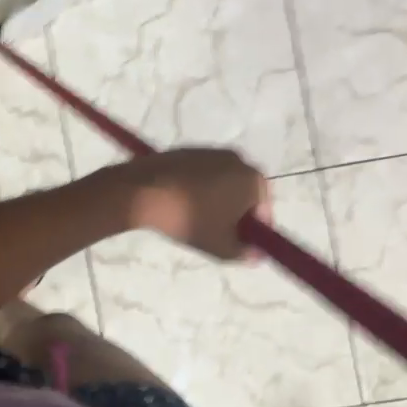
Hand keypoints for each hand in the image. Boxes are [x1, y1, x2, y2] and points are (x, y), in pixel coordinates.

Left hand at [114, 147, 269, 260]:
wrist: (142, 190)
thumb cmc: (188, 218)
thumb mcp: (219, 246)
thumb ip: (243, 253)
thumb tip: (256, 256)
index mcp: (252, 178)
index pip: (264, 208)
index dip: (256, 229)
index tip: (242, 243)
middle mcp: (235, 158)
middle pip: (244, 191)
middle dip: (236, 212)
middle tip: (220, 233)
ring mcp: (208, 150)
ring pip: (220, 181)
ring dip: (215, 199)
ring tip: (196, 220)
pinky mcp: (183, 150)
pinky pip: (199, 174)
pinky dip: (196, 188)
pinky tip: (180, 203)